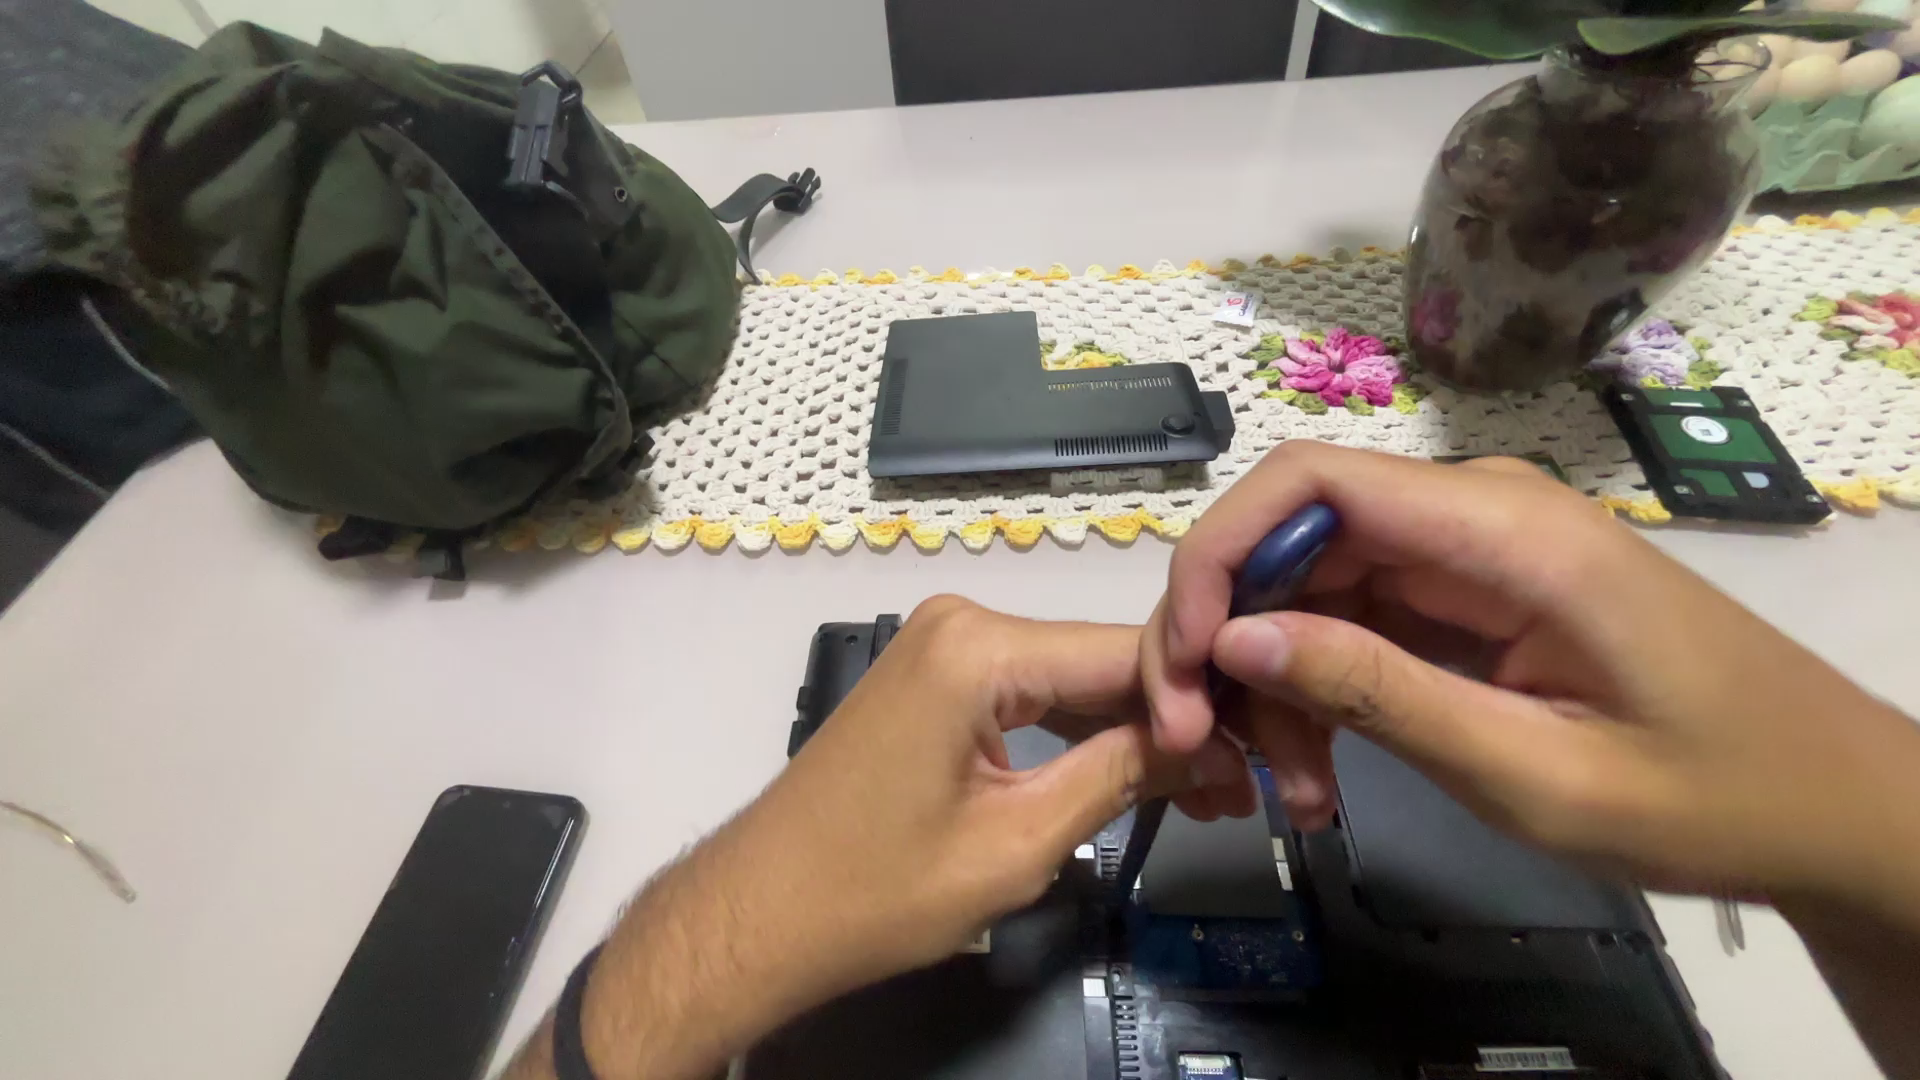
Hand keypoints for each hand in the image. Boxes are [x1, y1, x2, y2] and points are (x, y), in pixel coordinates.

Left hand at [745, 596, 1235, 982]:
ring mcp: (944, 643)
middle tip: (1235, 784)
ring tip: (1198, 789)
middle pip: (1095, 661)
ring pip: (1065, 677)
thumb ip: (1117, 776)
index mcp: (978, 647)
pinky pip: (1025, 689)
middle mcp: (962, 621)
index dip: (1196, 703)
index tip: (1252, 754)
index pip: (1122, 654)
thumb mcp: (1018, 842)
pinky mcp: (936, 673)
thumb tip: (1205, 747)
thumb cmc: (878, 889)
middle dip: (1165, 722)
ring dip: (1126, 730)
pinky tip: (1126, 768)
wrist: (763, 908)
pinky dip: (1073, 730)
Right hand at [1142, 441, 1919, 916]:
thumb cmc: (1712, 797)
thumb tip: (1232, 638)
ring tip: (1286, 786)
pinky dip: (1304, 693)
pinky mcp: (1440, 595)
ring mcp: (1447, 554)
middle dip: (1219, 632)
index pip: (1306, 482)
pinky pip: (1334, 623)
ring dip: (1264, 681)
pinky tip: (1316, 770)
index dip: (1219, 550)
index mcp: (1498, 529)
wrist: (1835, 812)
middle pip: (1282, 537)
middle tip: (1196, 734)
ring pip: (1295, 590)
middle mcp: (1459, 516)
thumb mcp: (1533, 770)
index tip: (1185, 650)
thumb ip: (1377, 693)